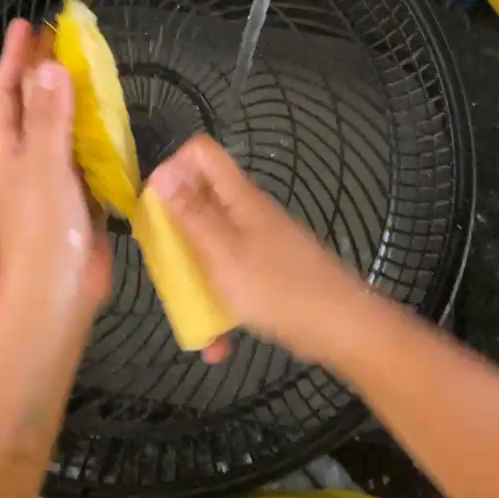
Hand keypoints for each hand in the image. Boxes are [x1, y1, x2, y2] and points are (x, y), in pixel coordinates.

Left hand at [0, 20, 111, 334]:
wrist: (56, 297)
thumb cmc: (43, 232)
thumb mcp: (44, 168)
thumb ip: (49, 118)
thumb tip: (50, 66)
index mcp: (11, 150)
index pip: (9, 93)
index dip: (15, 58)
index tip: (25, 24)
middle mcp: (29, 160)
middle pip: (35, 105)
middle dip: (44, 71)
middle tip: (64, 37)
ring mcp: (55, 180)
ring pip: (64, 128)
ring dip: (75, 99)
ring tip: (94, 69)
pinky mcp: (81, 199)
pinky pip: (89, 157)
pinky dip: (99, 136)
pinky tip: (115, 123)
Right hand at [146, 135, 373, 364]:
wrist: (344, 329)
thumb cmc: (278, 287)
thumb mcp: (223, 252)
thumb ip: (190, 214)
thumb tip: (160, 171)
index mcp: (238, 197)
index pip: (201, 153)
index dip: (173, 168)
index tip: (154, 206)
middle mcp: (247, 213)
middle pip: (200, 202)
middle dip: (176, 234)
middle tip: (164, 266)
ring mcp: (259, 244)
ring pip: (212, 247)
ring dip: (196, 281)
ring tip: (188, 316)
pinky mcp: (268, 273)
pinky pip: (233, 280)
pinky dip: (222, 307)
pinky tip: (219, 343)